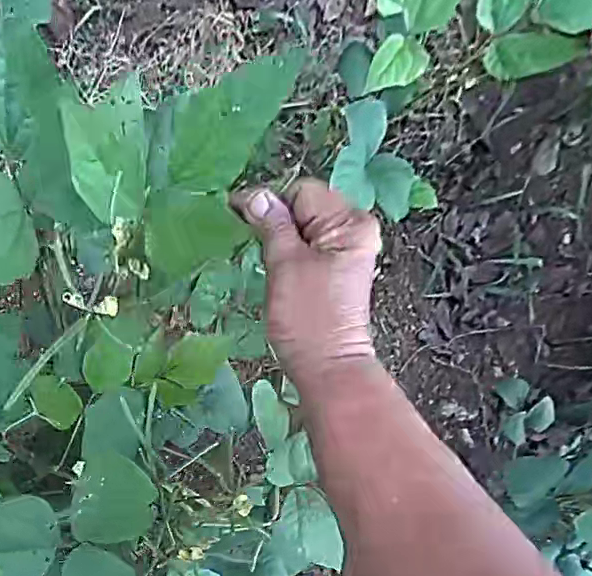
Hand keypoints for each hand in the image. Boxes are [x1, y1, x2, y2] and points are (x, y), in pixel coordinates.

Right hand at [230, 179, 382, 381]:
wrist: (325, 366)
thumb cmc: (306, 318)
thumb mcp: (285, 266)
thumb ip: (272, 226)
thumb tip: (255, 196)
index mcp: (349, 223)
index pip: (303, 192)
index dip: (270, 203)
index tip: (236, 217)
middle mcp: (355, 230)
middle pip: (306, 208)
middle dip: (276, 222)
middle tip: (250, 245)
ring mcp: (348, 252)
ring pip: (305, 230)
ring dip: (281, 240)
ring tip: (264, 262)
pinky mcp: (337, 272)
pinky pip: (309, 249)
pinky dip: (289, 254)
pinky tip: (277, 272)